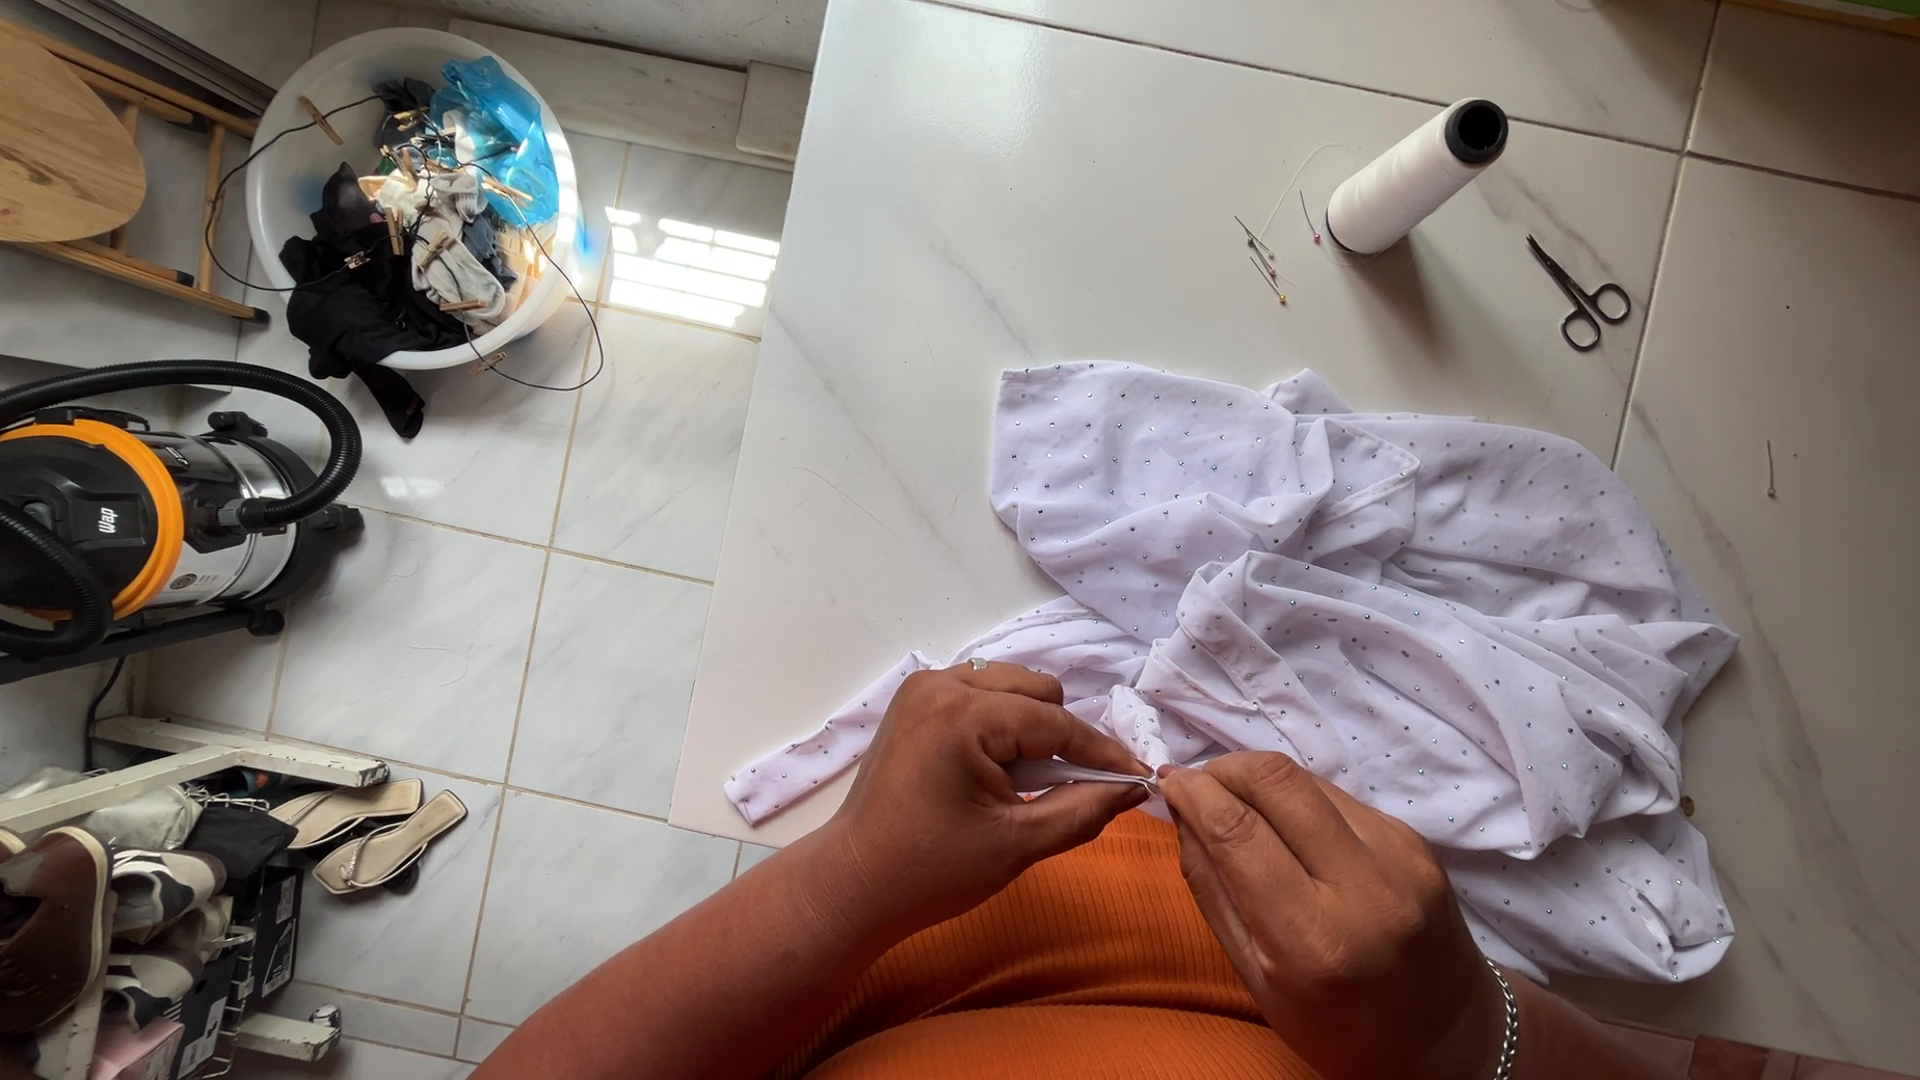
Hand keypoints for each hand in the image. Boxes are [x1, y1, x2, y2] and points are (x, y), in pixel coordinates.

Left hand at [817, 661, 1151, 937]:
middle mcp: (942, 684)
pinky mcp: (916, 697)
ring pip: (1010, 683)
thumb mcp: (1017, 845)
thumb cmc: (933, 870)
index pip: (1053, 722)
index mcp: (963, 715)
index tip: (1137, 775)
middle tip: (1059, 787)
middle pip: (1036, 689)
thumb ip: (1082, 809)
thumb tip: (1131, 787)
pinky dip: (1001, 719)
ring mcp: (924, 685)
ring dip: (1030, 723)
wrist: (856, 881)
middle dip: (1060, 736)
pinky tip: (994, 762)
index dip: (1100, 752)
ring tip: (1022, 778)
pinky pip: (981, 690)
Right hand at [1159, 753, 1502, 1079]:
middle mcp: (1365, 887)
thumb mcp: (1252, 975)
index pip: (1236, 830)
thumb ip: (1209, 886)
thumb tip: (1180, 808)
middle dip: (1222, 768)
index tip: (1167, 783)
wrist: (1450, 1039)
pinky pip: (1332, 792)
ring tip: (1238, 805)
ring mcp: (1399, 855)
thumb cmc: (1335, 1025)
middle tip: (1199, 786)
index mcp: (1314, 939)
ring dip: (1255, 778)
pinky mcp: (1412, 836)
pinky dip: (1292, 796)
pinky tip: (1287, 826)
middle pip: (1274, 779)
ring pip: (1303, 777)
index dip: (1192, 792)